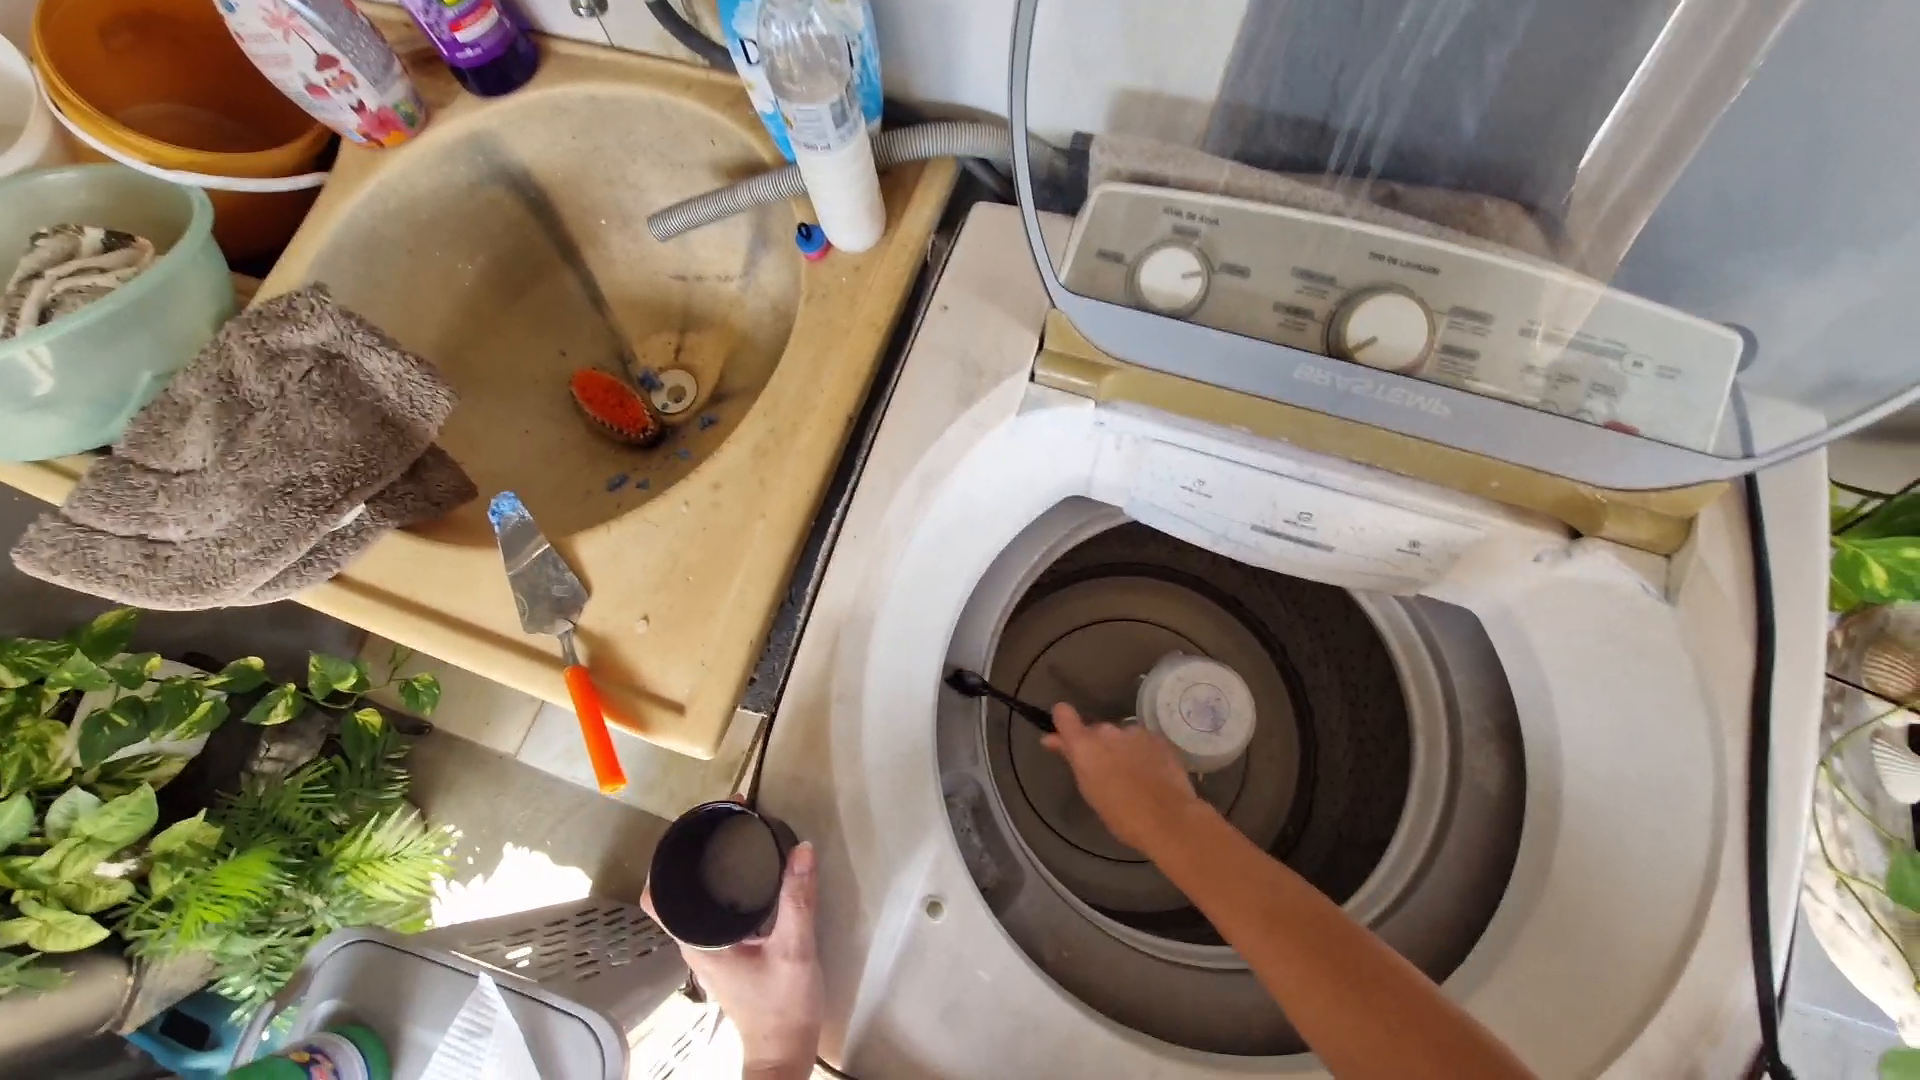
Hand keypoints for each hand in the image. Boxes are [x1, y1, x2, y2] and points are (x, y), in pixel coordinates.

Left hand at [643, 841, 823, 1078]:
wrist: (786, 1052)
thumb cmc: (782, 1006)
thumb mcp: (795, 950)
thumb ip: (797, 900)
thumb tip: (802, 849)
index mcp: (698, 942)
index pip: (657, 898)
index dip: (666, 860)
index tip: (695, 828)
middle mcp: (696, 943)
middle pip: (677, 891)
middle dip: (696, 853)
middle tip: (728, 821)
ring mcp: (712, 949)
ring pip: (697, 900)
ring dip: (713, 869)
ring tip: (740, 836)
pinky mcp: (729, 952)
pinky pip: (717, 909)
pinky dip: (727, 885)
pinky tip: (753, 871)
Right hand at [1041, 703, 1203, 856]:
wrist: (1168, 819)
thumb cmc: (1120, 814)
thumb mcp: (1088, 789)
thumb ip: (1071, 758)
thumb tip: (1051, 739)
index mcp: (1084, 745)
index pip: (1064, 714)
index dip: (1063, 722)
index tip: (1066, 737)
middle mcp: (1107, 731)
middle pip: (1096, 731)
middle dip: (1099, 746)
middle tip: (1107, 773)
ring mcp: (1135, 732)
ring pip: (1121, 736)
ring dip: (1122, 749)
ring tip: (1134, 777)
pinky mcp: (1158, 738)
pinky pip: (1142, 741)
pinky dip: (1143, 752)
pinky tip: (1152, 773)